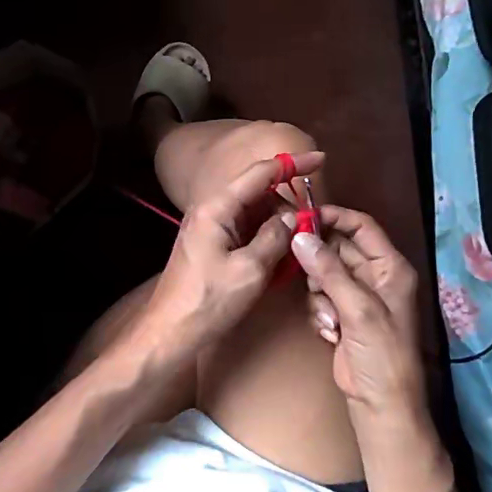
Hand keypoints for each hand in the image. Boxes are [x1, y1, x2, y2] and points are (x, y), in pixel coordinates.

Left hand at [138, 151, 325, 357]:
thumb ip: (275, 237)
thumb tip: (292, 217)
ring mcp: (210, 229)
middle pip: (258, 193)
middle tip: (311, 227)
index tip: (321, 159)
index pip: (260, 173)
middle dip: (287, 206)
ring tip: (297, 248)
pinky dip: (265, 240)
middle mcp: (211, 211)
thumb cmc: (208, 301)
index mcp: (217, 208)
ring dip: (278, 226)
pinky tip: (280, 259)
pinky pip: (245, 232)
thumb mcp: (251, 270)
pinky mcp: (212, 246)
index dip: (292, 165)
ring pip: (254, 214)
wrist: (170, 332)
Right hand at [290, 206, 426, 415]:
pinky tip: (328, 331)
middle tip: (301, 268)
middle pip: (338, 248)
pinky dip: (318, 310)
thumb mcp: (357, 308)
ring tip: (328, 316)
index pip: (362, 226)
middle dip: (319, 260)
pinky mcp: (341, 315)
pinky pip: (319, 296)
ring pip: (323, 273)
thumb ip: (328, 270)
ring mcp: (357, 296)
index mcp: (390, 268)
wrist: (380, 403)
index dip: (335, 217)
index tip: (303, 217)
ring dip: (318, 292)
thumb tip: (300, 237)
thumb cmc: (381, 353)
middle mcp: (375, 277)